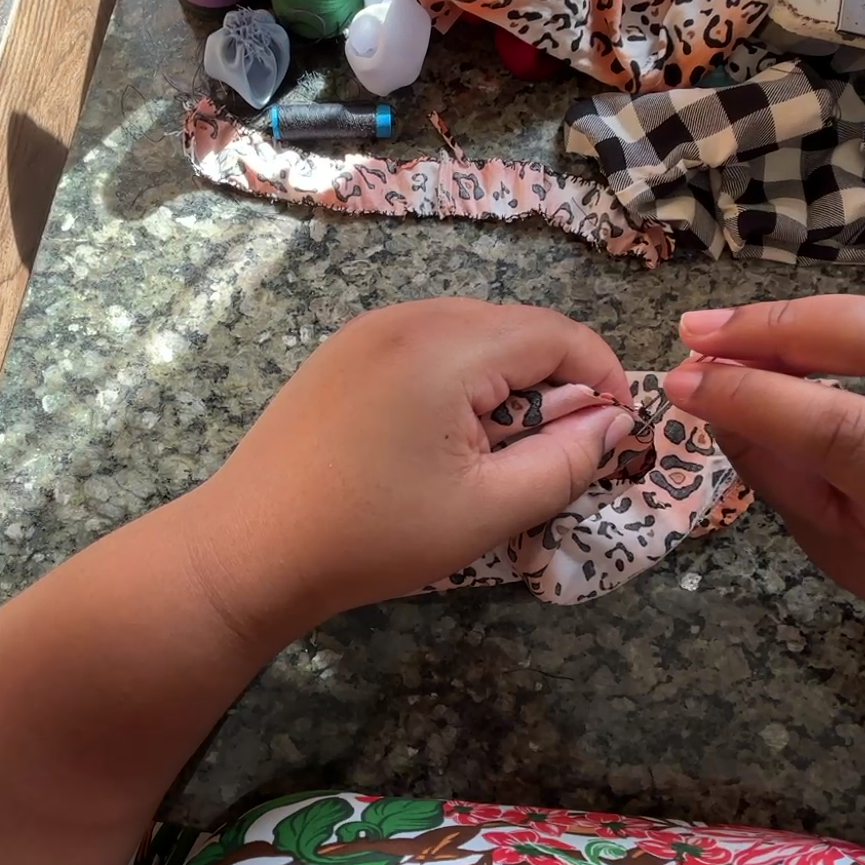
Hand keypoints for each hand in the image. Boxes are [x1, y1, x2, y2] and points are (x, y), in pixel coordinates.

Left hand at [182, 299, 635, 639]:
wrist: (249, 547)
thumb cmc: (372, 535)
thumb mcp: (486, 510)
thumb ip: (565, 461)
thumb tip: (612, 421)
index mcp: (446, 345)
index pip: (556, 333)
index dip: (602, 375)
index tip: (616, 430)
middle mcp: (407, 317)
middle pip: (513, 328)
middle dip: (553, 381)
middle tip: (556, 448)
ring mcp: (368, 329)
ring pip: (470, 334)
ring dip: (504, 380)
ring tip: (498, 445)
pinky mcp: (343, 351)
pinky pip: (425, 345)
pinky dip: (457, 377)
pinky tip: (440, 432)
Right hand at [661, 295, 864, 628]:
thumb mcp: (826, 535)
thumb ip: (769, 463)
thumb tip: (704, 390)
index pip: (846, 429)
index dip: (754, 396)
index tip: (681, 382)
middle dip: (781, 328)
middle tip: (698, 333)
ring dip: (798, 316)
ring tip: (724, 331)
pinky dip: (830, 319)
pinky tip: (781, 334)